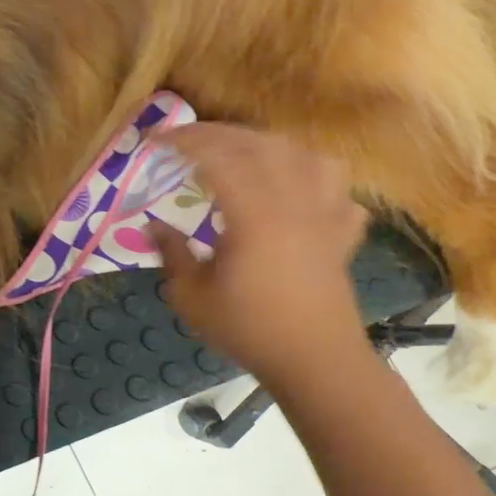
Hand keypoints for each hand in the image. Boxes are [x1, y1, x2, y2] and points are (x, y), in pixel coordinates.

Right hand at [150, 123, 370, 380]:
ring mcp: (325, 218)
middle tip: (186, 140)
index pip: (221, 158)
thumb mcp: (189, 294)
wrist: (315, 361)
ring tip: (241, 153)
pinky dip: (313, 179)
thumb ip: (172, 252)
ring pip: (309, 158)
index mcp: (254, 216)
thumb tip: (154, 225)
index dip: (186, 141)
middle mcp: (295, 206)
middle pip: (264, 147)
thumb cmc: (246, 327)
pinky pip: (338, 191)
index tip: (155, 141)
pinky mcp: (341, 235)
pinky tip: (293, 190)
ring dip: (271, 146)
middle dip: (221, 135)